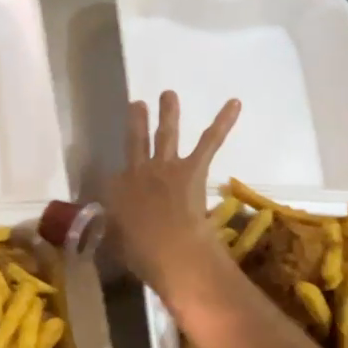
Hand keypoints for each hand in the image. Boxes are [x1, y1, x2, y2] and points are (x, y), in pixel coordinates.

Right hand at [106, 91, 241, 297]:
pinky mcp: (192, 168)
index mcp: (115, 192)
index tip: (116, 183)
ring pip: (166, 134)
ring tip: (168, 94)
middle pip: (135, 142)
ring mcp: (165, 167)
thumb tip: (113, 236)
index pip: (113, 179)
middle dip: (136, 123)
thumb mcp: (116, 244)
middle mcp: (137, 172)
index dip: (115, 181)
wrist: (170, 249)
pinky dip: (222, 122)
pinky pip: (209, 141)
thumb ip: (114, 234)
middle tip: (136, 105)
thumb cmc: (140, 253)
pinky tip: (234, 104)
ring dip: (168, 113)